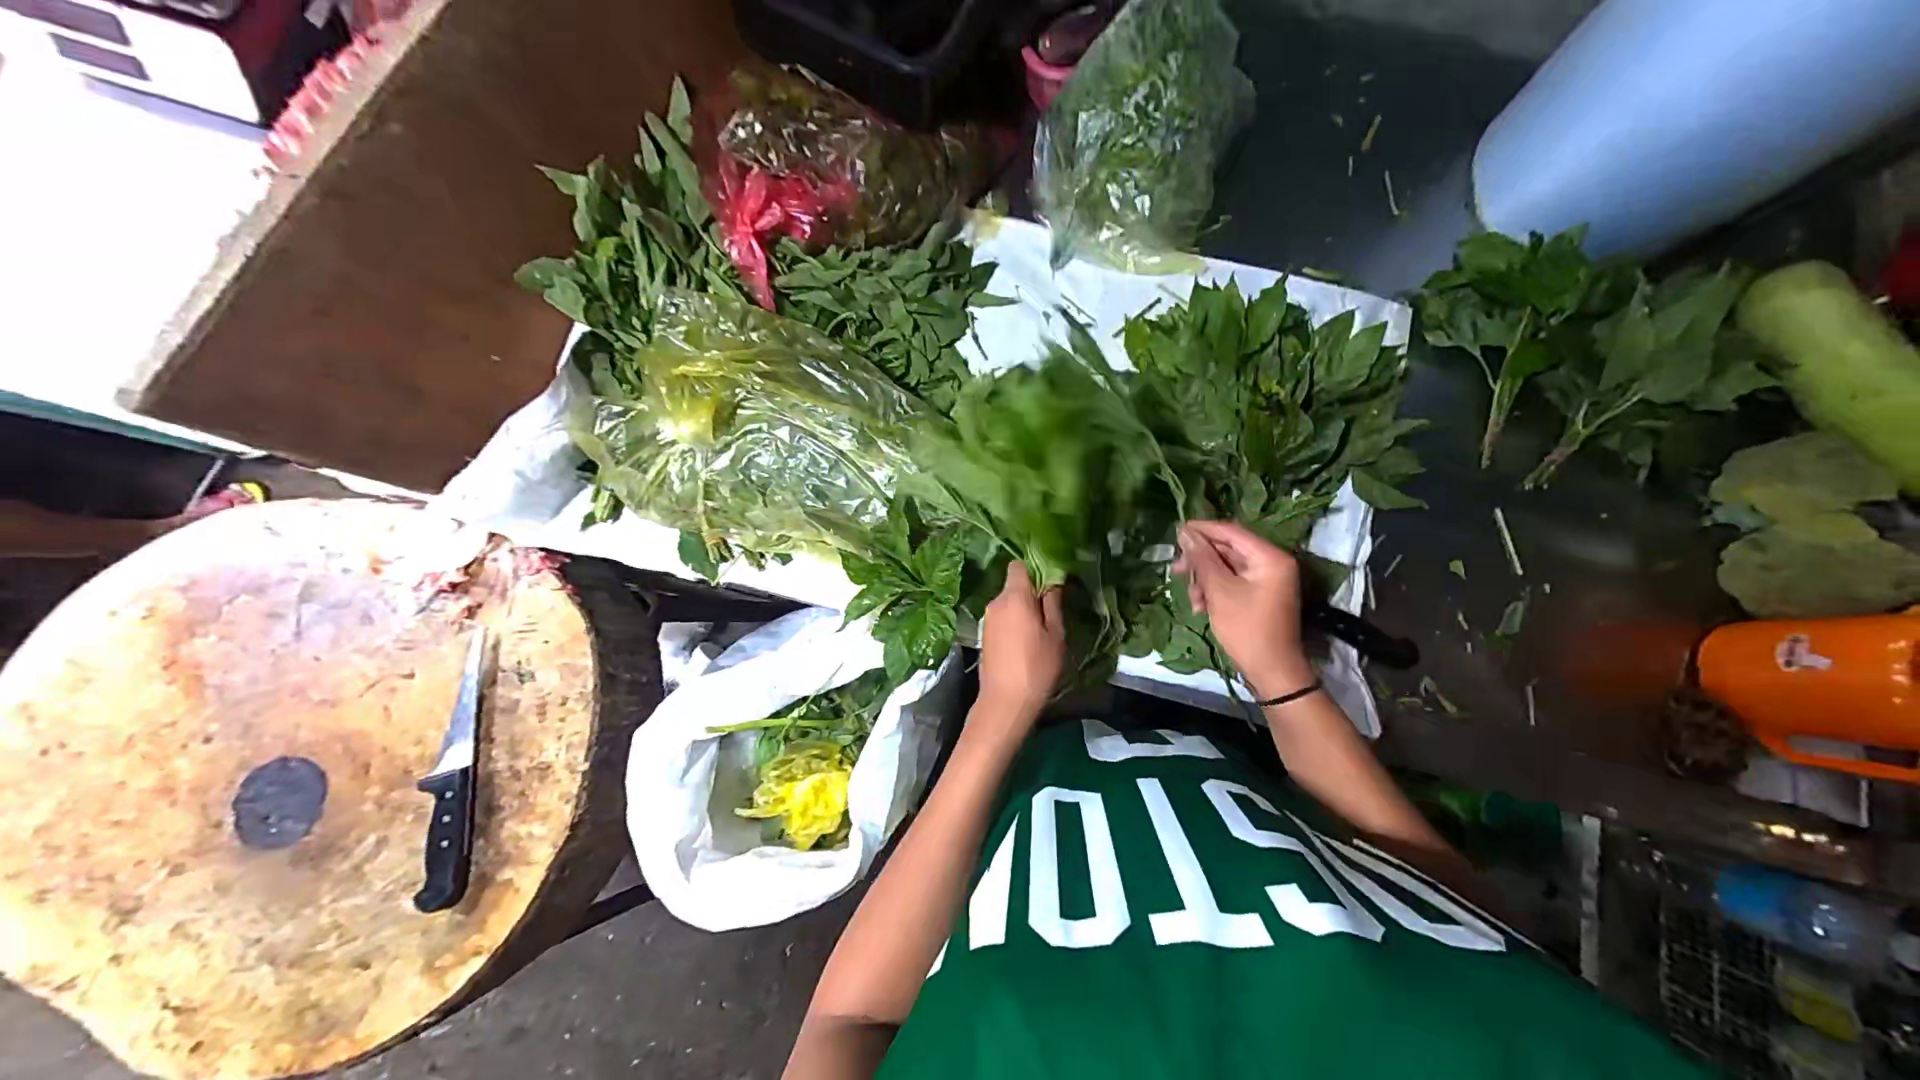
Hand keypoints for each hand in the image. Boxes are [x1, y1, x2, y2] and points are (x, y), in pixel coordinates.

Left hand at [977, 562, 1064, 725]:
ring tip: (1039, 629)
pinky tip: (1024, 641)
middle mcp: (996, 603)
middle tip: (1050, 609)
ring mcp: (986, 619)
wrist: (1005, 701)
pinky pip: (1001, 618)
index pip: (1018, 565)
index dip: (1034, 569)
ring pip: (1007, 602)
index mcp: (1014, 597)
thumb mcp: (1055, 635)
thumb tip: (1053, 583)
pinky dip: (1012, 622)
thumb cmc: (1037, 667)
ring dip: (1022, 609)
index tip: (1050, 582)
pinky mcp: (983, 635)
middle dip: (1030, 592)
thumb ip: (1053, 604)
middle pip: (1013, 584)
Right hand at [1174, 520, 1313, 699]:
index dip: (1202, 530)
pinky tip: (1201, 606)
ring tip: (1192, 598)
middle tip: (1176, 570)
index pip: (1231, 532)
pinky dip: (1214, 590)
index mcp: (1269, 557)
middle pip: (1228, 549)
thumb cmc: (1246, 628)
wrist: (1270, 670)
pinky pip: (1232, 582)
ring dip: (1204, 579)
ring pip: (1226, 567)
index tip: (1175, 532)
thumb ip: (1202, 558)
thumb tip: (1184, 532)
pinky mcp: (1259, 594)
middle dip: (1200, 560)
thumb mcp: (1220, 591)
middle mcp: (1271, 563)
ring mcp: (1266, 579)